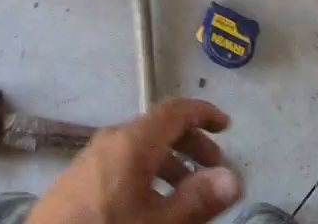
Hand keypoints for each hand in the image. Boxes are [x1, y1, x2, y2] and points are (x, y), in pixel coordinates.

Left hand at [27, 98, 243, 223]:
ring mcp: (94, 157)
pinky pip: (125, 163)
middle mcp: (112, 139)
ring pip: (141, 148)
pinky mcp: (82, 176)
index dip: (203, 113)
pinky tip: (155, 206)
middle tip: (216, 171)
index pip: (173, 111)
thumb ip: (198, 201)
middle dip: (191, 144)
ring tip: (190, 195)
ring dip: (171, 163)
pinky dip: (149, 173)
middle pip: (158, 128)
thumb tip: (234, 177)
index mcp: (132, 141)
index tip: (227, 126)